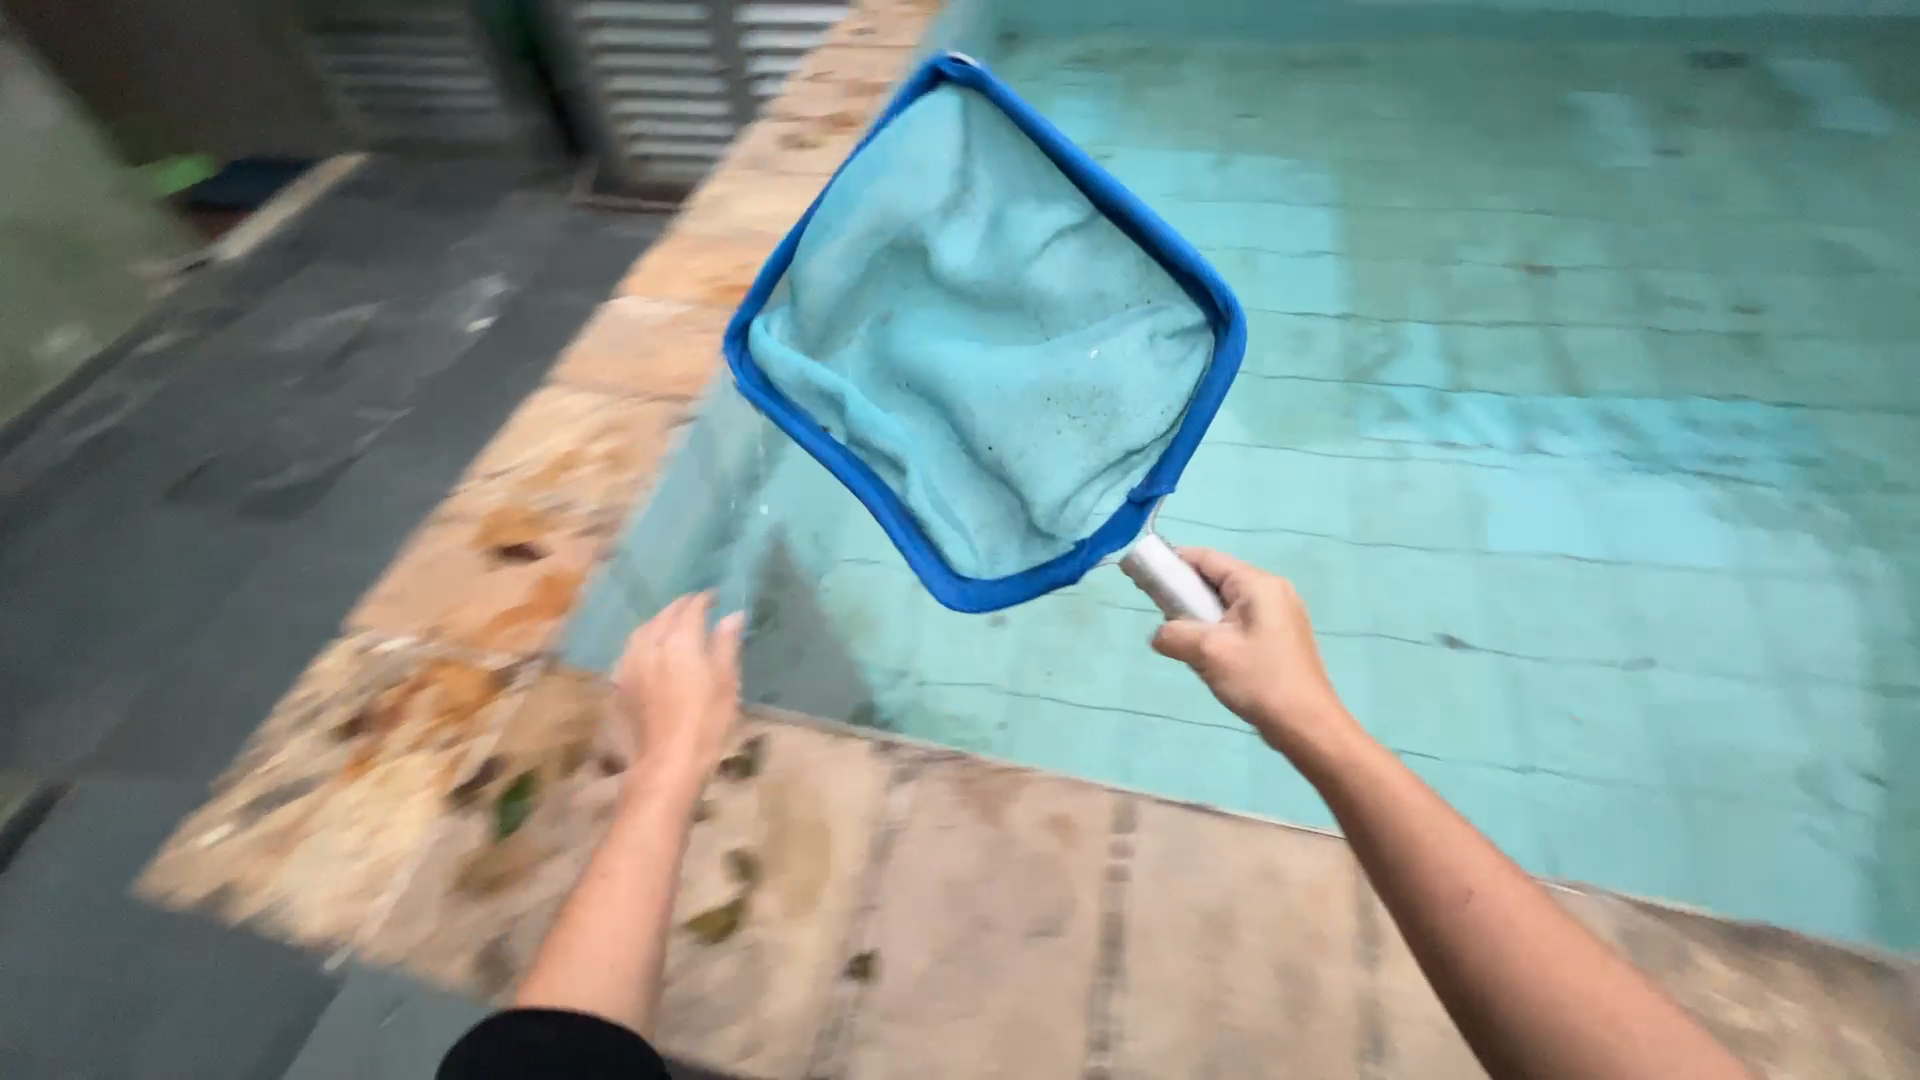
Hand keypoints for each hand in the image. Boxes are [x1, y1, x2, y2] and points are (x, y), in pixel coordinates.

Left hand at [611, 592, 744, 788]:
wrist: (668, 761)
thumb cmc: (707, 721)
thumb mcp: (726, 681)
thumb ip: (726, 644)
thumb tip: (732, 615)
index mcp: (679, 641)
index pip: (692, 609)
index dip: (704, 599)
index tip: (716, 596)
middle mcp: (650, 645)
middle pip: (664, 615)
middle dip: (681, 606)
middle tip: (697, 605)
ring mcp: (630, 664)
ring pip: (643, 630)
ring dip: (659, 620)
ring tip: (673, 622)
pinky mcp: (620, 683)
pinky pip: (631, 649)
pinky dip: (645, 640)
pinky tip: (652, 648)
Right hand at [1150, 548, 1358, 757]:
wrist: (1306, 725)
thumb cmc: (1259, 680)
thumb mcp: (1207, 652)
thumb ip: (1173, 634)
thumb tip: (1159, 635)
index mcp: (1258, 584)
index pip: (1208, 558)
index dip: (1174, 561)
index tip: (1145, 574)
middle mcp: (1272, 591)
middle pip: (1217, 579)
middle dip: (1185, 592)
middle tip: (1158, 610)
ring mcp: (1279, 614)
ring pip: (1226, 603)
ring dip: (1199, 615)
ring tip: (1181, 638)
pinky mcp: (1279, 637)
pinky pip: (1239, 621)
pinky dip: (1216, 629)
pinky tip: (1206, 653)